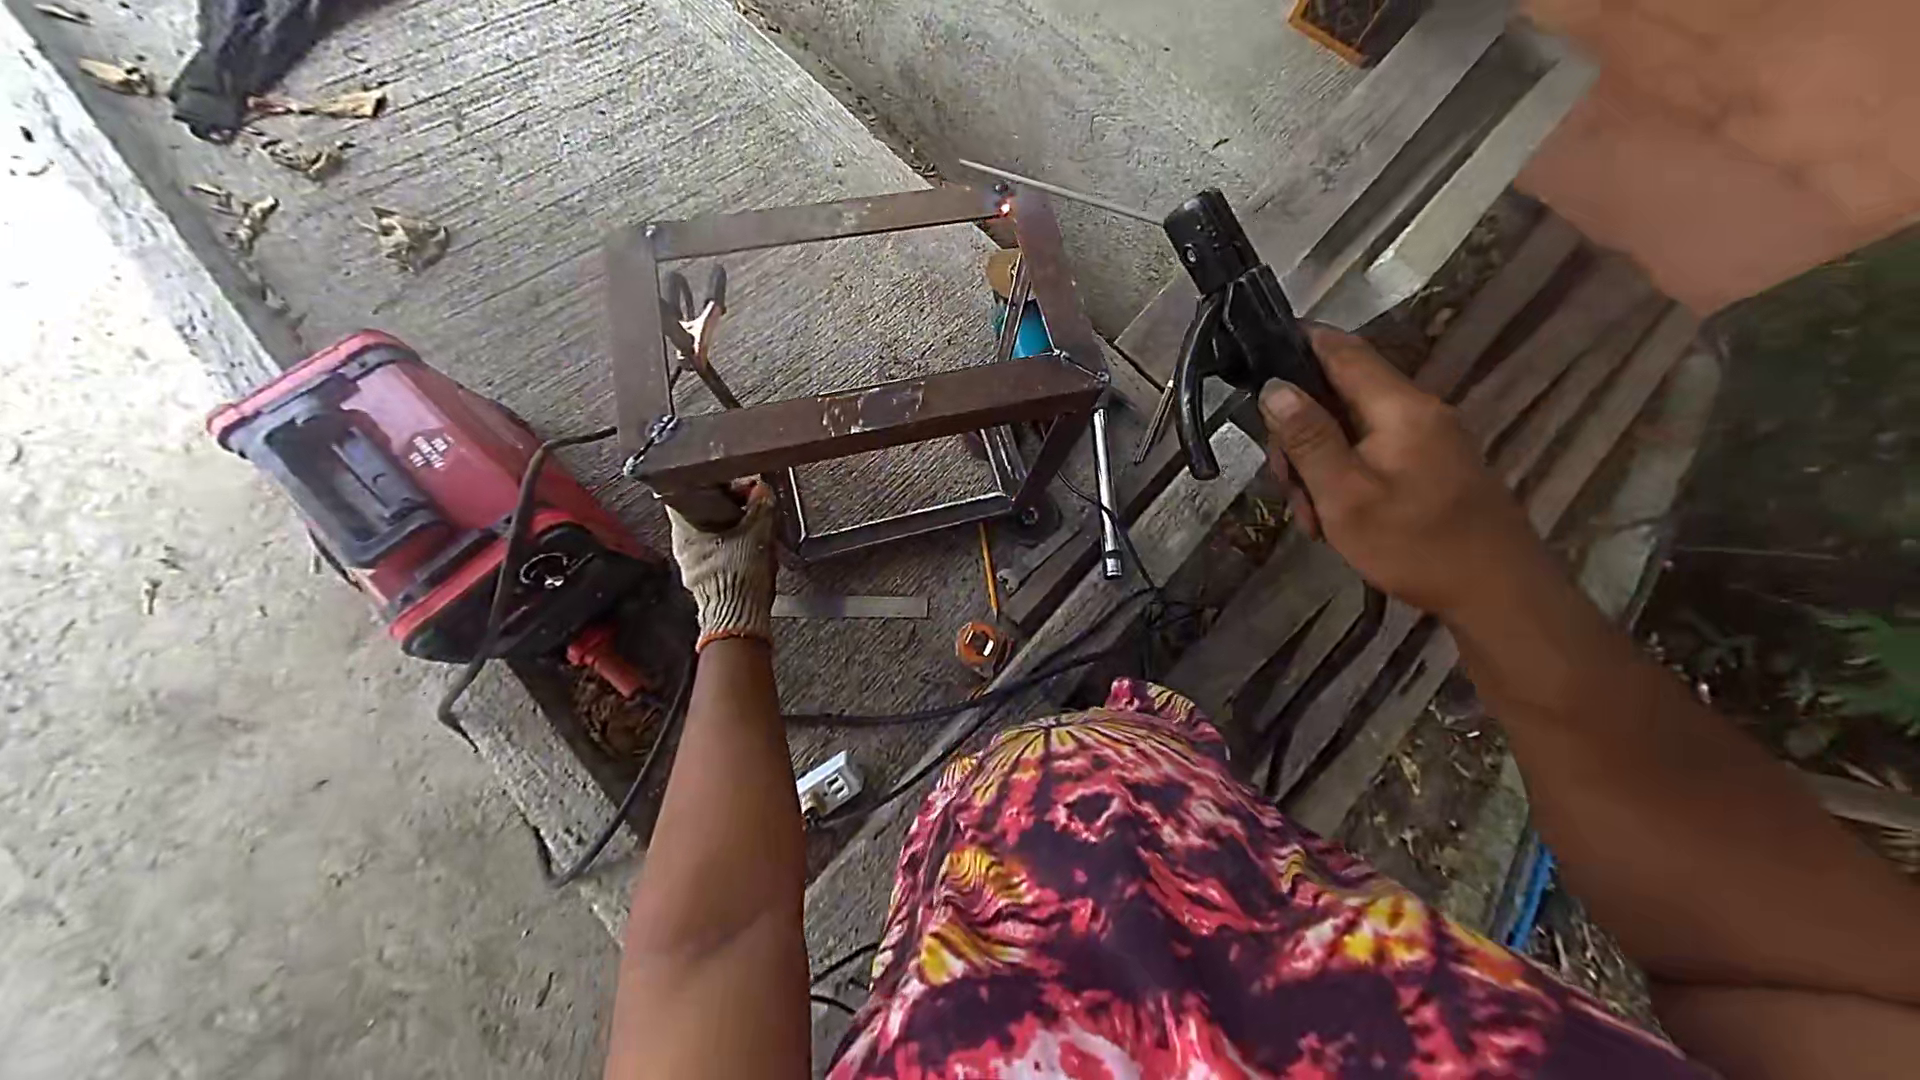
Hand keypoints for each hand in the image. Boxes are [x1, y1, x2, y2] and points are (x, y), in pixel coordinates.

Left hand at [665, 480, 776, 650]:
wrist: (741, 620)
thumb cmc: (739, 582)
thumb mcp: (757, 535)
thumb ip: (761, 508)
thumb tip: (763, 490)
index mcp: (684, 532)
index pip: (687, 493)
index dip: (712, 484)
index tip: (733, 483)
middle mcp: (683, 547)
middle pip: (702, 513)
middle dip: (728, 506)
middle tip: (750, 503)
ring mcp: (694, 564)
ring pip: (711, 532)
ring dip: (732, 526)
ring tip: (755, 525)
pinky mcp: (708, 578)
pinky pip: (718, 551)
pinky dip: (734, 544)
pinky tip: (752, 546)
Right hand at [1259, 326, 1555, 623]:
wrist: (1497, 594)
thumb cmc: (1414, 543)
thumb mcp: (1345, 494)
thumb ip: (1308, 438)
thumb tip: (1274, 387)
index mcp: (1399, 407)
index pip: (1341, 350)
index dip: (1297, 344)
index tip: (1254, 359)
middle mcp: (1416, 411)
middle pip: (1337, 397)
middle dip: (1298, 433)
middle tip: (1283, 482)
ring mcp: (1425, 439)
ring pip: (1347, 431)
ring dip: (1315, 466)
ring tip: (1311, 518)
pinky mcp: (1428, 465)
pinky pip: (1368, 455)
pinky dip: (1340, 479)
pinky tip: (1332, 518)